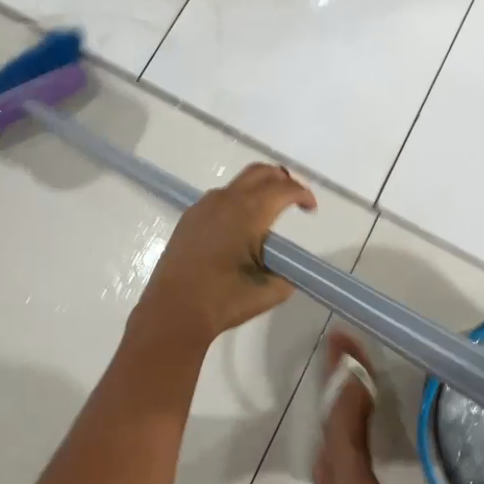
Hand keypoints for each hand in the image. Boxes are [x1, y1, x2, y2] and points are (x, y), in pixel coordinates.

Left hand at [133, 163, 317, 346]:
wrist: (173, 311)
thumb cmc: (223, 300)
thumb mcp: (270, 290)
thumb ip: (287, 272)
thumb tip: (289, 266)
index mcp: (249, 212)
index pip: (284, 188)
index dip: (303, 194)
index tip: (311, 208)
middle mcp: (227, 200)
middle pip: (261, 173)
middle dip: (282, 180)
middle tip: (294, 198)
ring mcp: (205, 205)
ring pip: (239, 182)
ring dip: (259, 188)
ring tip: (269, 211)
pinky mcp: (190, 217)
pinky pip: (220, 197)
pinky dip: (238, 200)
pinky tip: (239, 226)